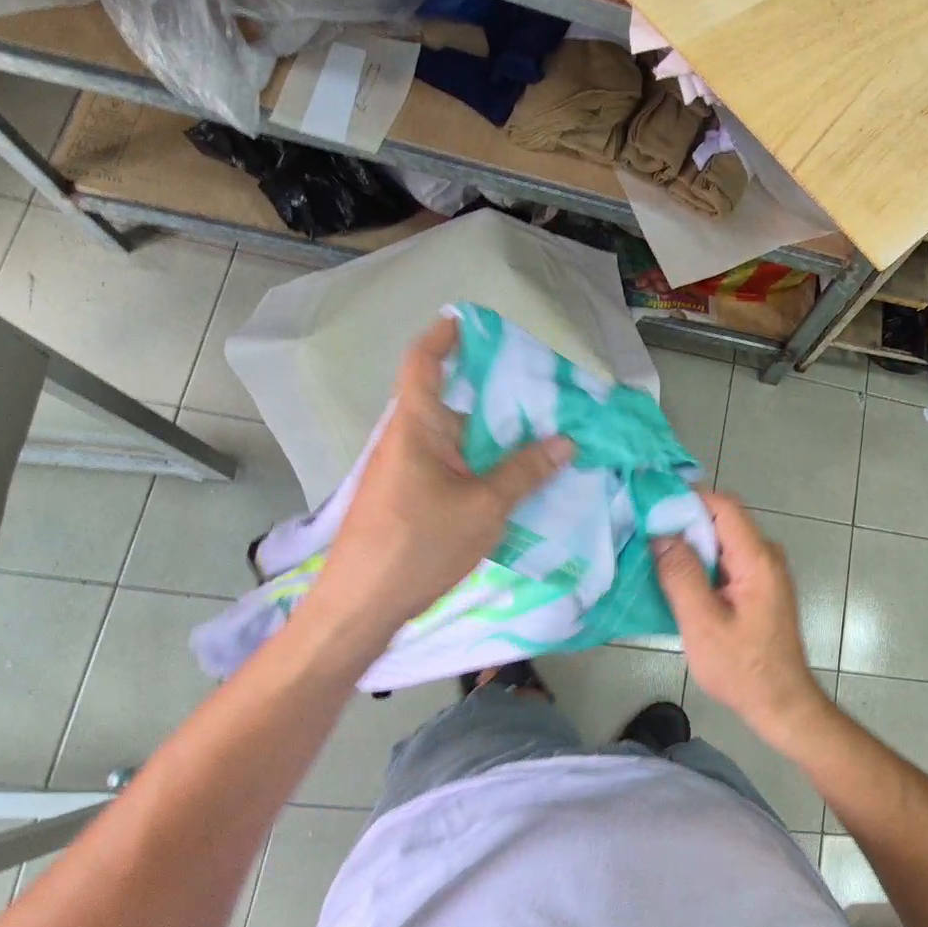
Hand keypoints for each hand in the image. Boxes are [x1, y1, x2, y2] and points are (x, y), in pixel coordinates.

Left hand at [310, 316, 574, 634]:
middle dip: (489, 389)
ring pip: (453, 435)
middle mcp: (405, 440)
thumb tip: (565, 441)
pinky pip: (451, 463)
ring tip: (539, 431)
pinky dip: (481, 459)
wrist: (362, 604)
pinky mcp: (408, 497)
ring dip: (490, 431)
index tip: (468, 321)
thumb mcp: (486, 507)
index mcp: (416, 427)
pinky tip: (514, 476)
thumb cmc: (420, 545)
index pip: (422, 363)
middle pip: (447, 399)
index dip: (443, 337)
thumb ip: (526, 471)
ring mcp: (404, 470)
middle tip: (538, 388)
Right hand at [653, 491, 827, 739]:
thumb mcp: (703, 624)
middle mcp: (766, 556)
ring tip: (650, 555)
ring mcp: (765, 571)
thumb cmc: (743, 668)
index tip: (650, 507)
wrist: (782, 702)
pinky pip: (727, 561)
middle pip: (722, 520)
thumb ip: (682, 575)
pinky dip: (702, 565)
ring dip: (690, 546)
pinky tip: (674, 579)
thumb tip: (661, 533)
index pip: (724, 505)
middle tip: (641, 533)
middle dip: (682, 523)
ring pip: (723, 541)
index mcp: (758, 559)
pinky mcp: (759, 587)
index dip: (687, 499)